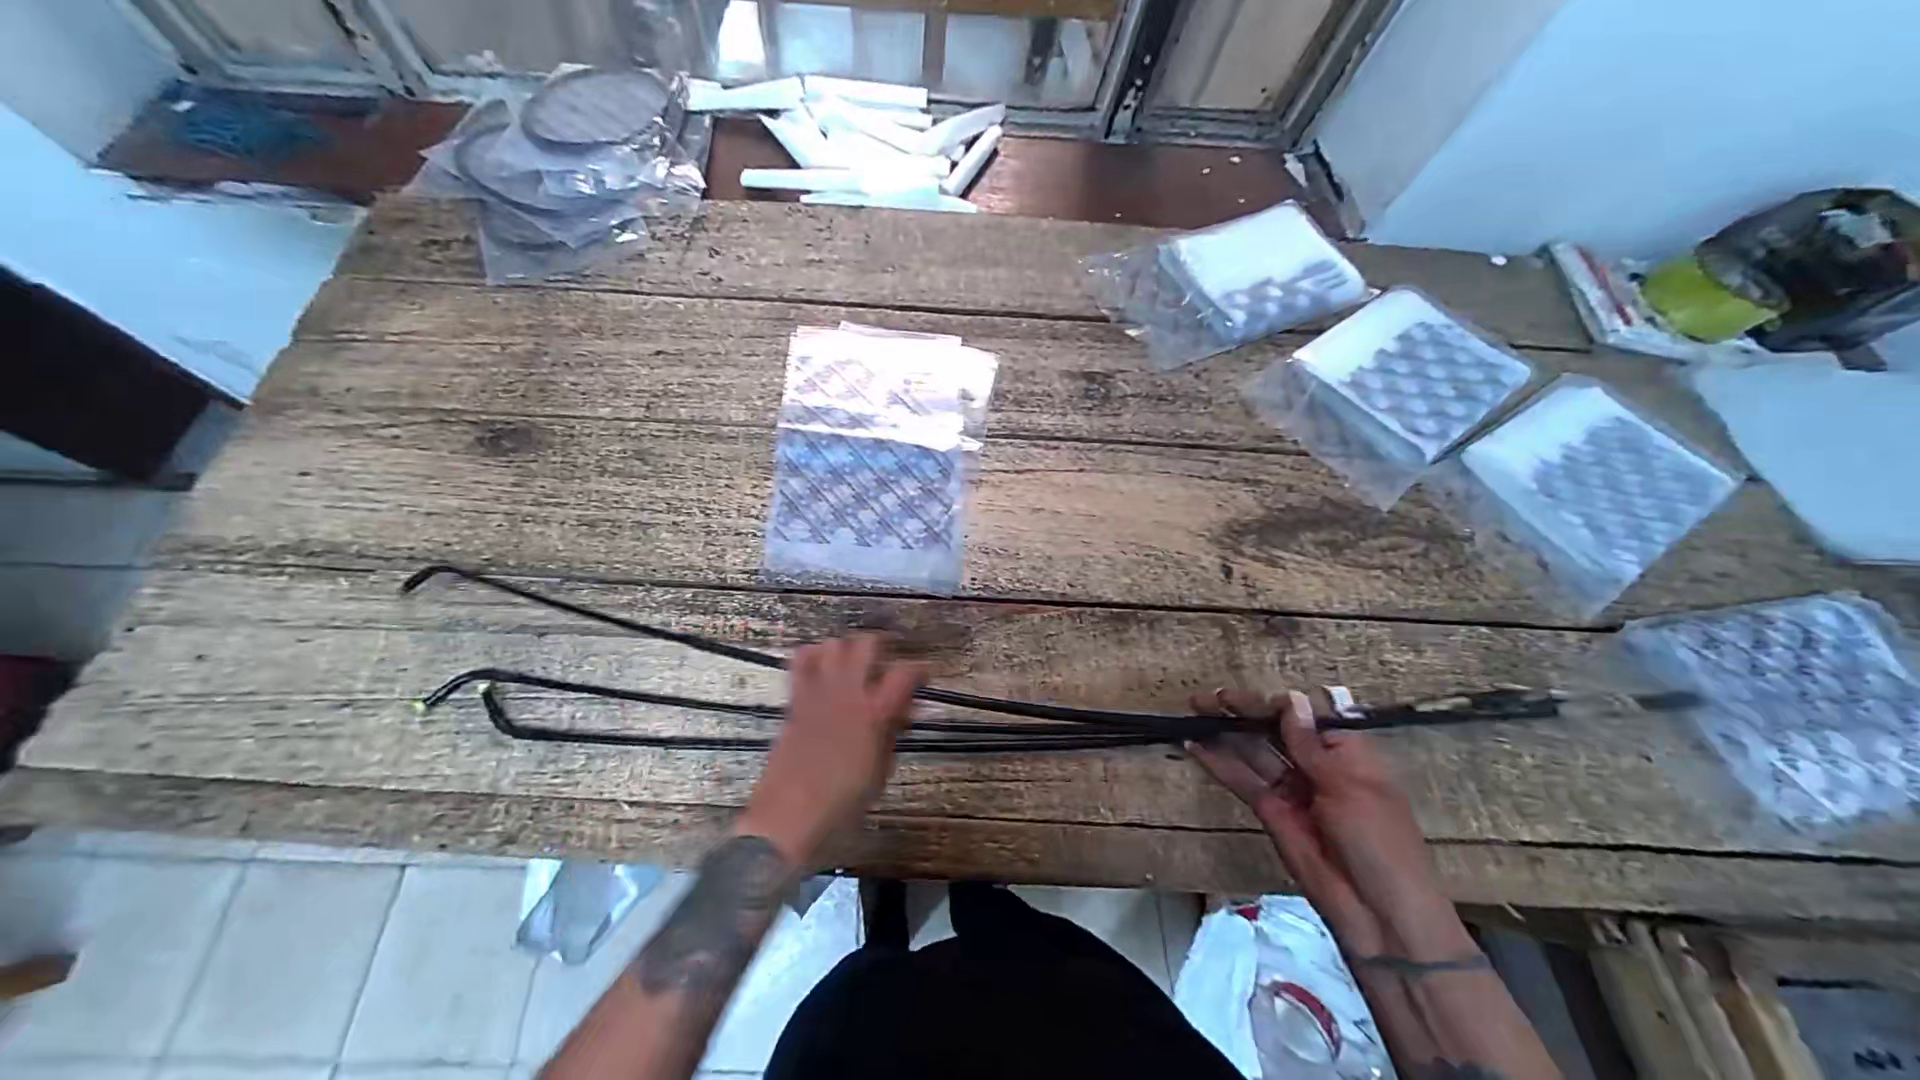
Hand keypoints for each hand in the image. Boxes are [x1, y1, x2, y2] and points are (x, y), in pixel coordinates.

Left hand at [735, 635, 925, 865]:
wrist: (787, 818)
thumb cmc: (841, 806)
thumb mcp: (879, 774)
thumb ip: (891, 736)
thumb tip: (901, 713)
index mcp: (874, 714)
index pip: (905, 674)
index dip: (919, 669)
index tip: (923, 676)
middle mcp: (847, 694)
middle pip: (867, 644)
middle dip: (882, 648)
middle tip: (885, 666)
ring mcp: (816, 693)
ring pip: (833, 644)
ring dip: (847, 650)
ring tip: (853, 667)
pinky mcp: (793, 701)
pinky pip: (800, 661)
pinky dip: (813, 656)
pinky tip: (821, 670)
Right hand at [1188, 689, 1471, 962]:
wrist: (1378, 913)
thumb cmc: (1378, 841)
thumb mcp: (1347, 786)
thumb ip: (1309, 744)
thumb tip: (1289, 698)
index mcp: (1348, 753)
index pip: (1306, 715)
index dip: (1275, 702)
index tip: (1245, 693)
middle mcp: (1317, 765)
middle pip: (1275, 729)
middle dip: (1243, 711)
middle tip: (1207, 697)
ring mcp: (1291, 788)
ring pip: (1254, 751)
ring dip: (1226, 731)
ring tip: (1194, 711)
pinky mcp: (1270, 811)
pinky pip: (1242, 780)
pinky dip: (1218, 763)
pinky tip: (1194, 745)